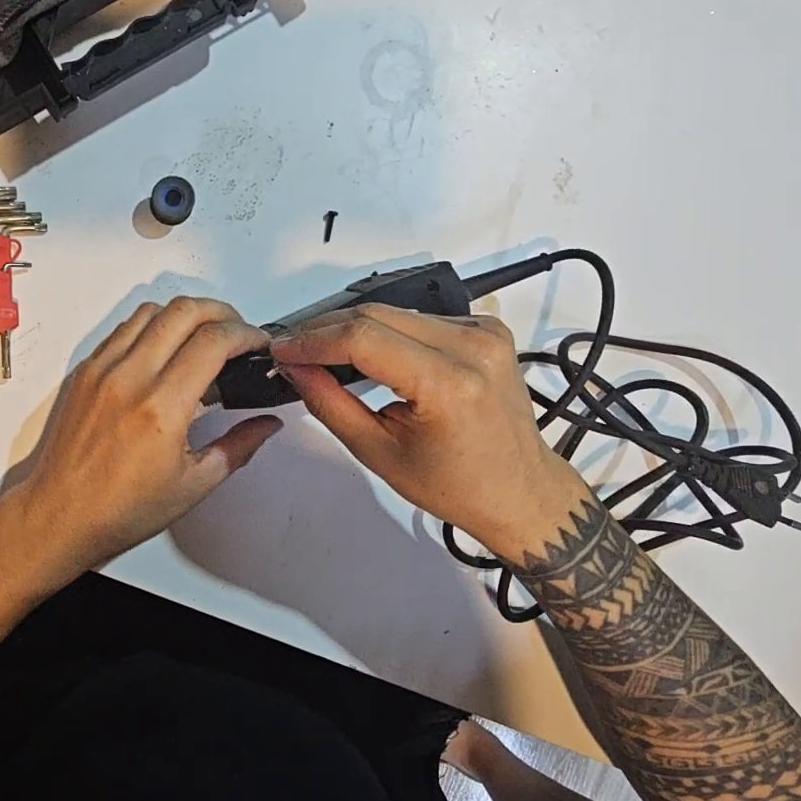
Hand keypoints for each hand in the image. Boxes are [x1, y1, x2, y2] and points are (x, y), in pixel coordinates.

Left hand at [0, 297, 283, 588]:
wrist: (60, 515)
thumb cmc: (117, 509)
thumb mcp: (193, 485)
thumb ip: (238, 447)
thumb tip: (266, 424)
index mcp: (161, 409)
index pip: (213, 341)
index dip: (246, 334)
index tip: (257, 344)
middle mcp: (129, 380)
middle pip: (185, 311)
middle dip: (222, 313)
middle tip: (238, 332)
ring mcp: (102, 370)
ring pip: (152, 310)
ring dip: (186, 314)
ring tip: (204, 336)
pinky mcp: (85, 372)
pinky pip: (123, 328)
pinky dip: (152, 325)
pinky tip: (165, 349)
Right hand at [268, 305, 588, 556]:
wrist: (518, 489)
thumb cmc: (457, 484)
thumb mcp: (377, 451)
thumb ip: (329, 402)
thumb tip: (294, 367)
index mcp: (449, 384)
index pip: (362, 338)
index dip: (312, 340)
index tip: (282, 349)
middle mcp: (472, 348)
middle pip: (375, 315)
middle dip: (324, 329)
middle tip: (292, 349)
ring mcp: (483, 333)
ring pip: (394, 311)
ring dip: (350, 327)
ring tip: (319, 351)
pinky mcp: (485, 328)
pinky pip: (418, 316)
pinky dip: (383, 329)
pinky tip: (362, 350)